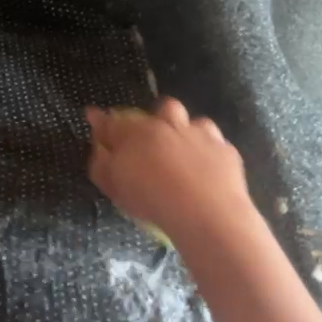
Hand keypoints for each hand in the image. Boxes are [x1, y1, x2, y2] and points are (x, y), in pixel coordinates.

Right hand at [86, 98, 255, 245]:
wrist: (206, 213)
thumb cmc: (151, 199)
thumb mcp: (114, 186)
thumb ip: (101, 163)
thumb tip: (99, 146)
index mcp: (136, 132)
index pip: (113, 120)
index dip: (102, 119)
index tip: (95, 117)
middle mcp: (169, 125)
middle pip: (164, 108)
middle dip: (159, 117)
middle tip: (156, 139)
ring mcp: (201, 135)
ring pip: (196, 122)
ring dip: (190, 133)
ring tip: (188, 154)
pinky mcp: (226, 151)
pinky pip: (219, 145)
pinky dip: (212, 153)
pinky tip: (210, 170)